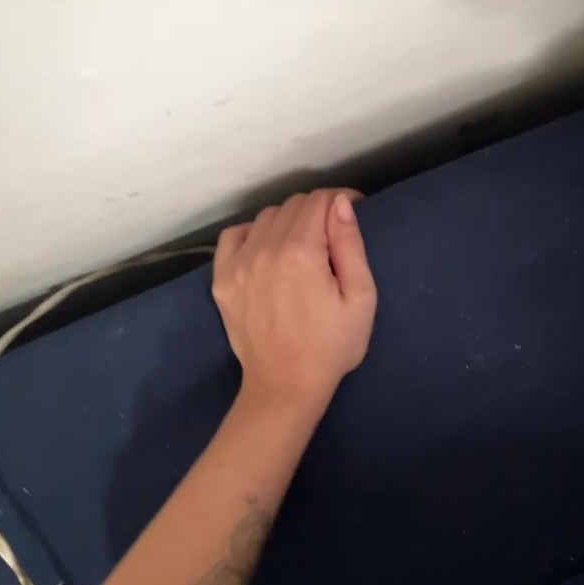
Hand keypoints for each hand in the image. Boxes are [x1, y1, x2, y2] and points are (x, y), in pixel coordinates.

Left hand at [211, 188, 377, 407]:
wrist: (285, 386)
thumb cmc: (333, 344)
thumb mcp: (360, 297)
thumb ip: (351, 245)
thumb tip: (340, 203)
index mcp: (303, 252)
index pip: (319, 200)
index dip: (341, 198)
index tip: (355, 209)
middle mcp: (266, 249)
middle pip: (293, 204)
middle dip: (318, 209)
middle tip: (333, 232)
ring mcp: (239, 264)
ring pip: (266, 216)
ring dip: (288, 220)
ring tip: (303, 243)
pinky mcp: (222, 279)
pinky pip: (234, 235)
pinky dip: (253, 232)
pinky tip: (268, 248)